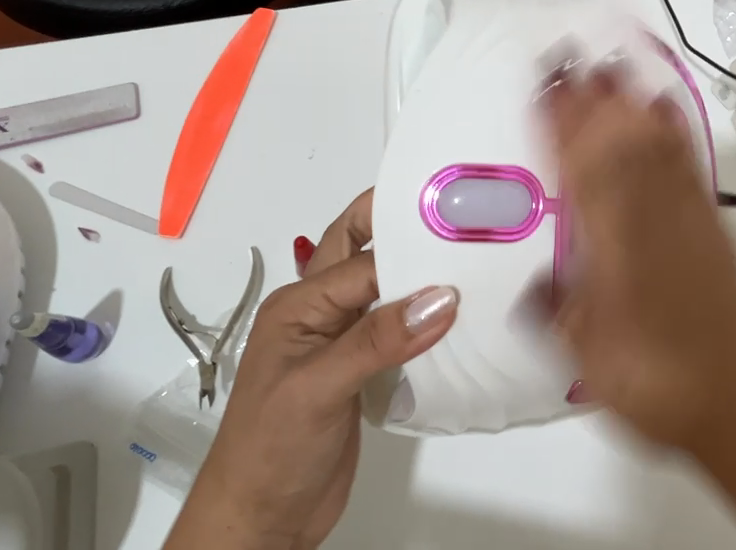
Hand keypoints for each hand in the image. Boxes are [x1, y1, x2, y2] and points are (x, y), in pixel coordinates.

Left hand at [166, 190, 458, 549]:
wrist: (260, 523)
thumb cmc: (272, 449)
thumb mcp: (318, 389)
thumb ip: (378, 340)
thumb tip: (444, 297)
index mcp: (299, 304)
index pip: (365, 261)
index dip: (411, 246)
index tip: (466, 234)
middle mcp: (321, 312)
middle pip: (363, 252)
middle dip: (404, 229)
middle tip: (462, 216)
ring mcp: (342, 341)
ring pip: (385, 289)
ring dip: (421, 274)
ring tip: (475, 257)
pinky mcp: (362, 370)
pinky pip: (399, 328)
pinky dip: (427, 316)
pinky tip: (462, 315)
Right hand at [544, 67, 735, 452]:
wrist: (727, 399)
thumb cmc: (647, 382)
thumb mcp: (583, 354)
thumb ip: (555, 309)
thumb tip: (537, 282)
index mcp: (609, 250)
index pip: (579, 172)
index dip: (560, 127)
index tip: (544, 90)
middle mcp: (647, 222)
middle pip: (616, 148)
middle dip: (590, 100)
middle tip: (571, 58)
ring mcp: (686, 218)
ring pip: (653, 147)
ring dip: (629, 102)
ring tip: (610, 65)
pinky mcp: (713, 224)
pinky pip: (691, 166)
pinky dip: (675, 130)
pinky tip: (664, 106)